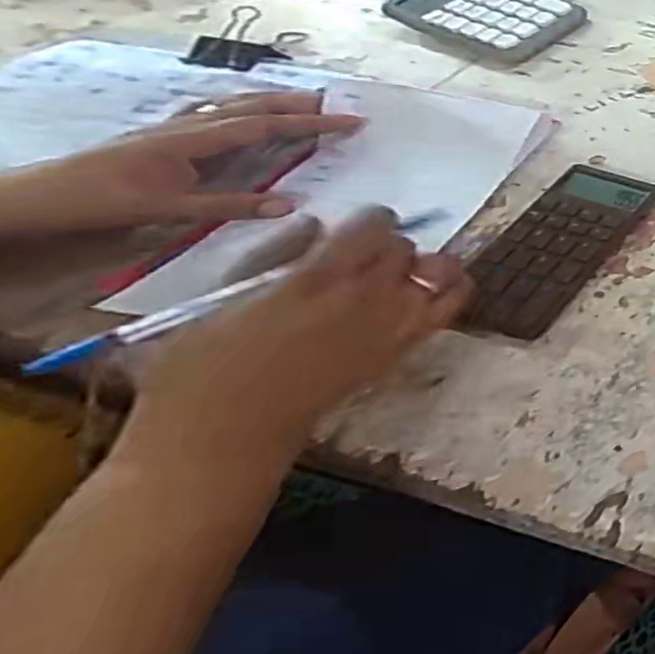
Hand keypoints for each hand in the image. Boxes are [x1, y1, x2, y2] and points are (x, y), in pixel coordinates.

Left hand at [0, 92, 361, 237]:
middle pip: (255, 104)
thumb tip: (291, 205)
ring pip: (235, 103)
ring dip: (274, 100)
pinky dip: (243, 106)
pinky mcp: (165, 133)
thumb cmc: (102, 201)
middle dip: (300, 102)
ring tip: (304, 101)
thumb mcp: (169, 209)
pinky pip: (216, 110)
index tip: (352, 120)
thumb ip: (231, 207)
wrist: (34, 195)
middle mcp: (189, 124)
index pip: (268, 124)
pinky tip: (245, 111)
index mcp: (196, 138)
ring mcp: (175, 125)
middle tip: (339, 103)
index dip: (313, 121)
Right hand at [125, 206, 472, 465]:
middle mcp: (367, 294)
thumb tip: (314, 223)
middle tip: (360, 260)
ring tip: (395, 275)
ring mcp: (393, 321)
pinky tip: (431, 287)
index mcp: (320, 277)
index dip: (368, 220)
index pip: (375, 224)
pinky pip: (451, 304)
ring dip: (421, 265)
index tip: (352, 229)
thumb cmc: (203, 366)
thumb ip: (274, 254)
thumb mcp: (225, 295)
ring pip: (437, 268)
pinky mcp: (404, 347)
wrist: (224, 433)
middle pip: (404, 246)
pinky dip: (452, 288)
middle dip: (385, 246)